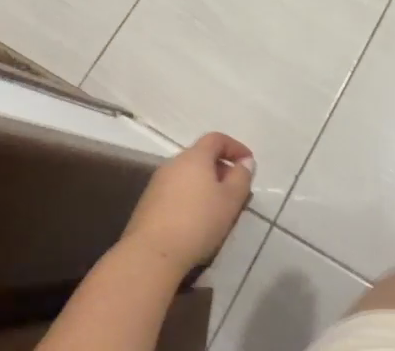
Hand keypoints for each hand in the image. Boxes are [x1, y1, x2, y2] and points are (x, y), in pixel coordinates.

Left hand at [122, 133, 255, 275]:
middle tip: (234, 188)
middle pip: (200, 157)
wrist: (150, 256)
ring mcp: (156, 184)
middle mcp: (173, 164)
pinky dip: (188, 198)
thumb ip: (242, 177)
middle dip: (220, 168)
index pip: (216, 139)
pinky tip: (194, 221)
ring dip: (203, 185)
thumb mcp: (231, 200)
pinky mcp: (146, 205)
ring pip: (186, 176)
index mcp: (194, 157)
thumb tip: (245, 162)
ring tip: (216, 207)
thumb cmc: (198, 223)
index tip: (248, 163)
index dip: (234, 147)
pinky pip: (174, 192)